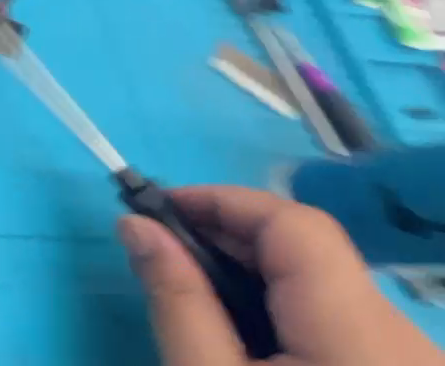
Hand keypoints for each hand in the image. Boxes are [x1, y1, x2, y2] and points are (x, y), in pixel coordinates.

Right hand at [120, 184, 444, 364]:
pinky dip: (288, 308)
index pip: (296, 223)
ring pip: (326, 285)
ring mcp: (416, 360)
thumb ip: (177, 298)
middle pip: (310, 251)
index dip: (223, 201)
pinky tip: (253, 339)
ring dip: (253, 273)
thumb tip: (134, 223)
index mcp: (359, 332)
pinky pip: (348, 320)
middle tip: (164, 256)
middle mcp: (406, 338)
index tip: (156, 212)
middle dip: (227, 237)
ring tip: (202, 300)